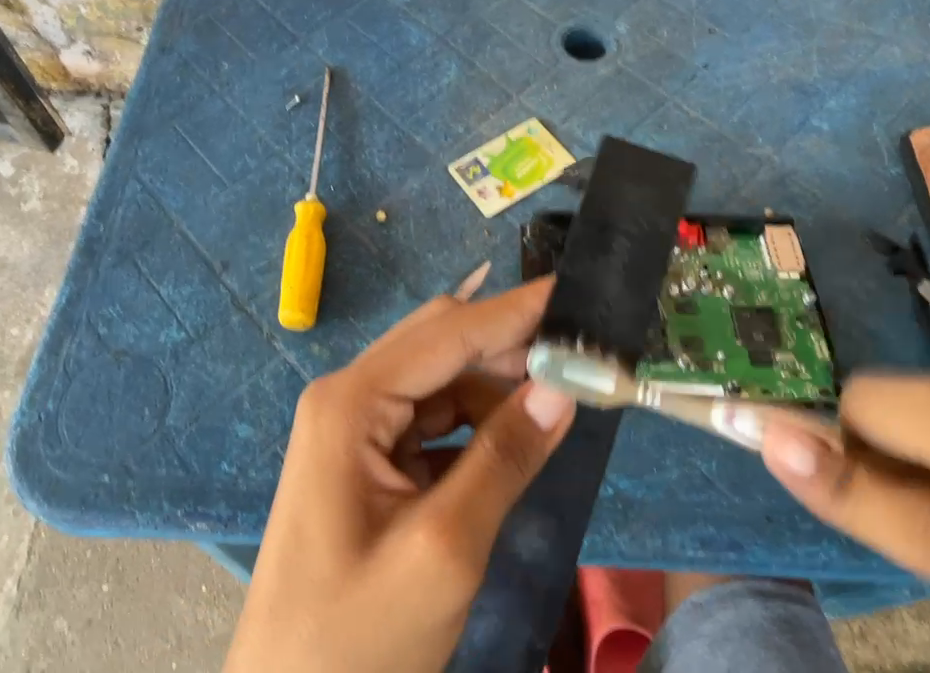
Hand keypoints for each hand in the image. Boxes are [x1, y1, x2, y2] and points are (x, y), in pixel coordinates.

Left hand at [225, 276, 576, 672]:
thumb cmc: (356, 638)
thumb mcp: (444, 550)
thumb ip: (504, 460)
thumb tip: (559, 387)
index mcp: (350, 402)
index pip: (447, 332)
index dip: (515, 310)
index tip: (576, 291)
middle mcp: (347, 400)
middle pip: (439, 347)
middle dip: (509, 348)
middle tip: (582, 357)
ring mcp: (352, 433)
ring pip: (439, 385)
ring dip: (496, 392)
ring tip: (560, 405)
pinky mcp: (365, 466)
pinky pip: (430, 425)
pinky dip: (475, 429)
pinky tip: (516, 444)